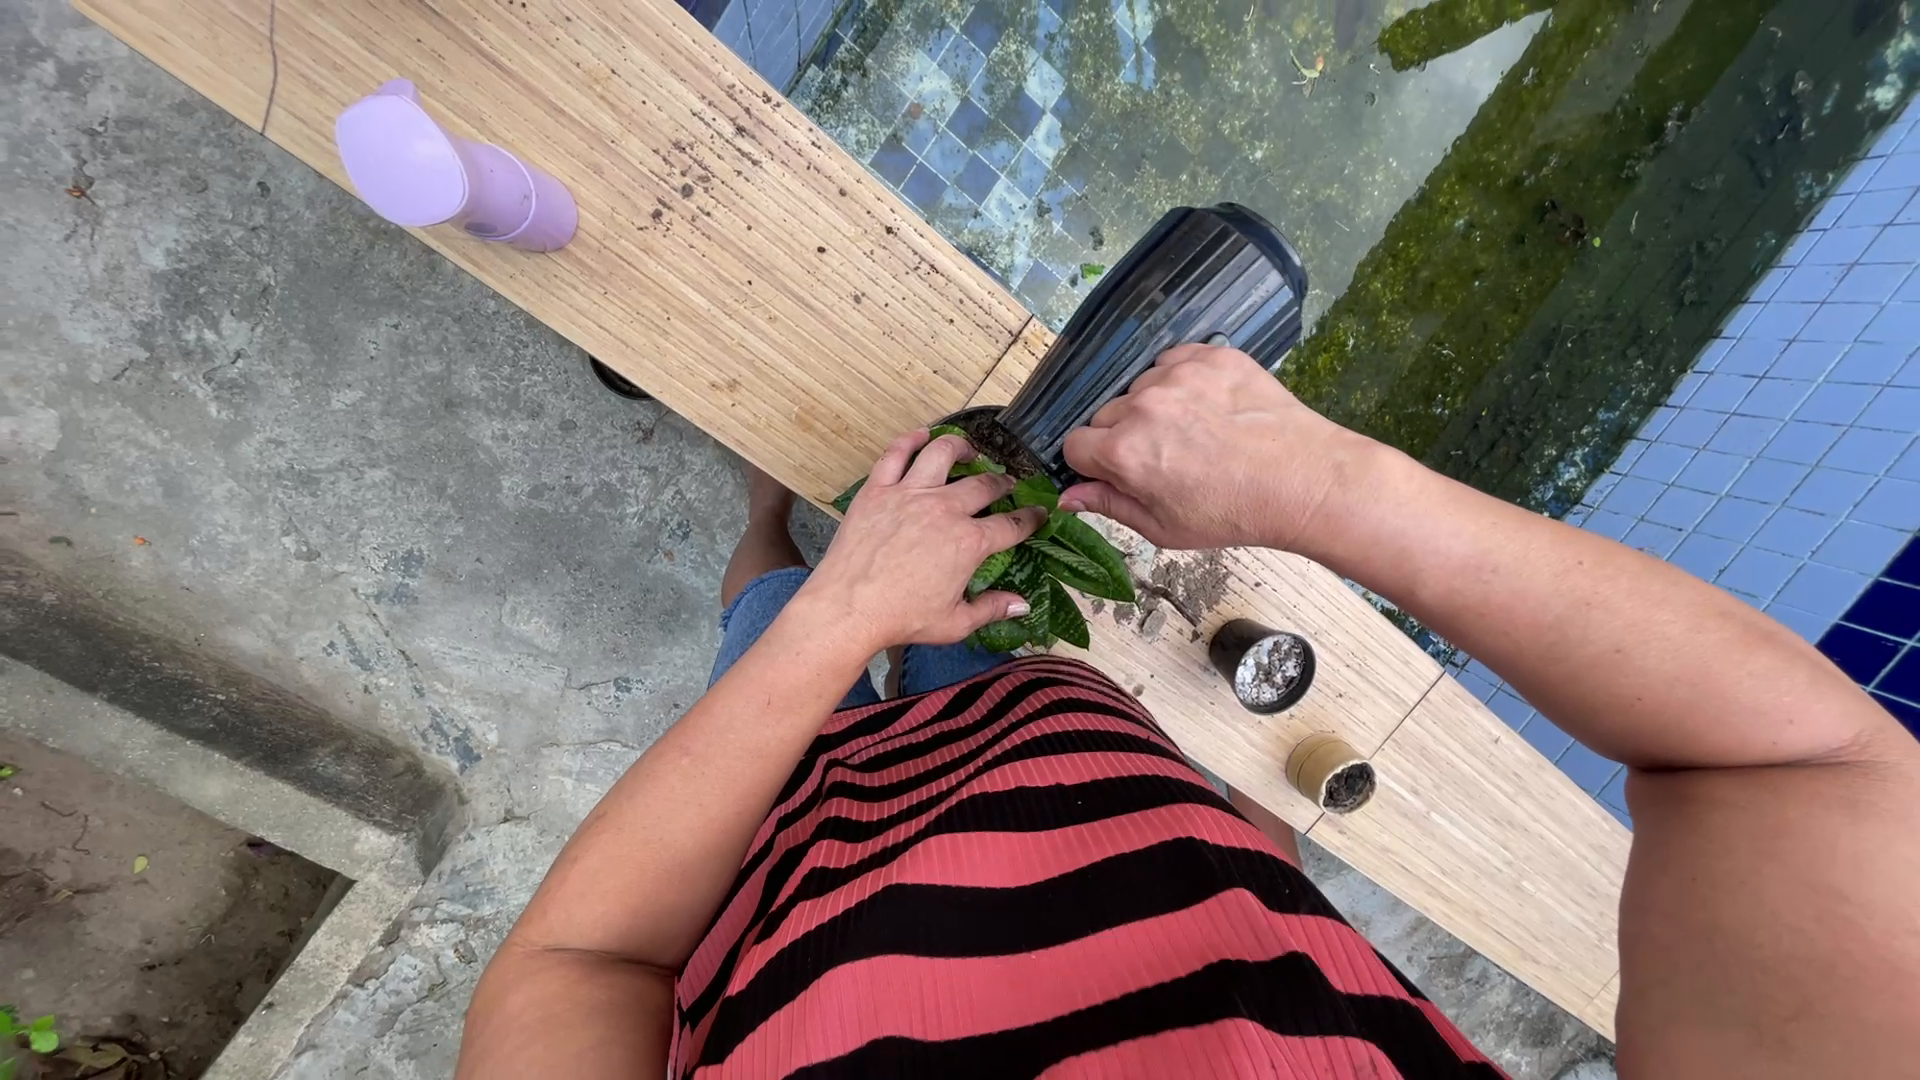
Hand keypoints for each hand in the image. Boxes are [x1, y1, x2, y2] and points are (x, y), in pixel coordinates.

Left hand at [799, 430, 1045, 650]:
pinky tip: (921, 434)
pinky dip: (910, 440)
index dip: (1029, 518)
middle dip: (1002, 482)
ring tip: (969, 451)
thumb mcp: (955, 623)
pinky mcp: (877, 490)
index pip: (1011, 525)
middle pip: (983, 485)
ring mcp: (910, 494)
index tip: (1038, 513)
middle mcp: (944, 509)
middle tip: (1006, 484)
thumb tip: (1022, 604)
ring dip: (962, 448)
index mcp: (969, 542)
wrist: (848, 609)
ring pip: (942, 454)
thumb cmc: (902, 618)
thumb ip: (992, 608)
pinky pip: (895, 454)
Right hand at [1059, 344, 1383, 553]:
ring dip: (1153, 407)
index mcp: (1124, 453)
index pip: (1075, 444)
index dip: (1093, 462)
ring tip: (1192, 432)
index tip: (1118, 471)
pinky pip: (1172, 361)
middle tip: (1164, 457)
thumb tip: (1067, 497)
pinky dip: (1180, 381)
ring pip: (1138, 388)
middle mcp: (1143, 408)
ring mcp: (1177, 377)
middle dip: (1123, 436)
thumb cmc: (1232, 512)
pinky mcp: (1210, 357)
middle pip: (1105, 416)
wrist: (1302, 481)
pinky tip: (1206, 408)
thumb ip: (1109, 504)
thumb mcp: (1161, 527)